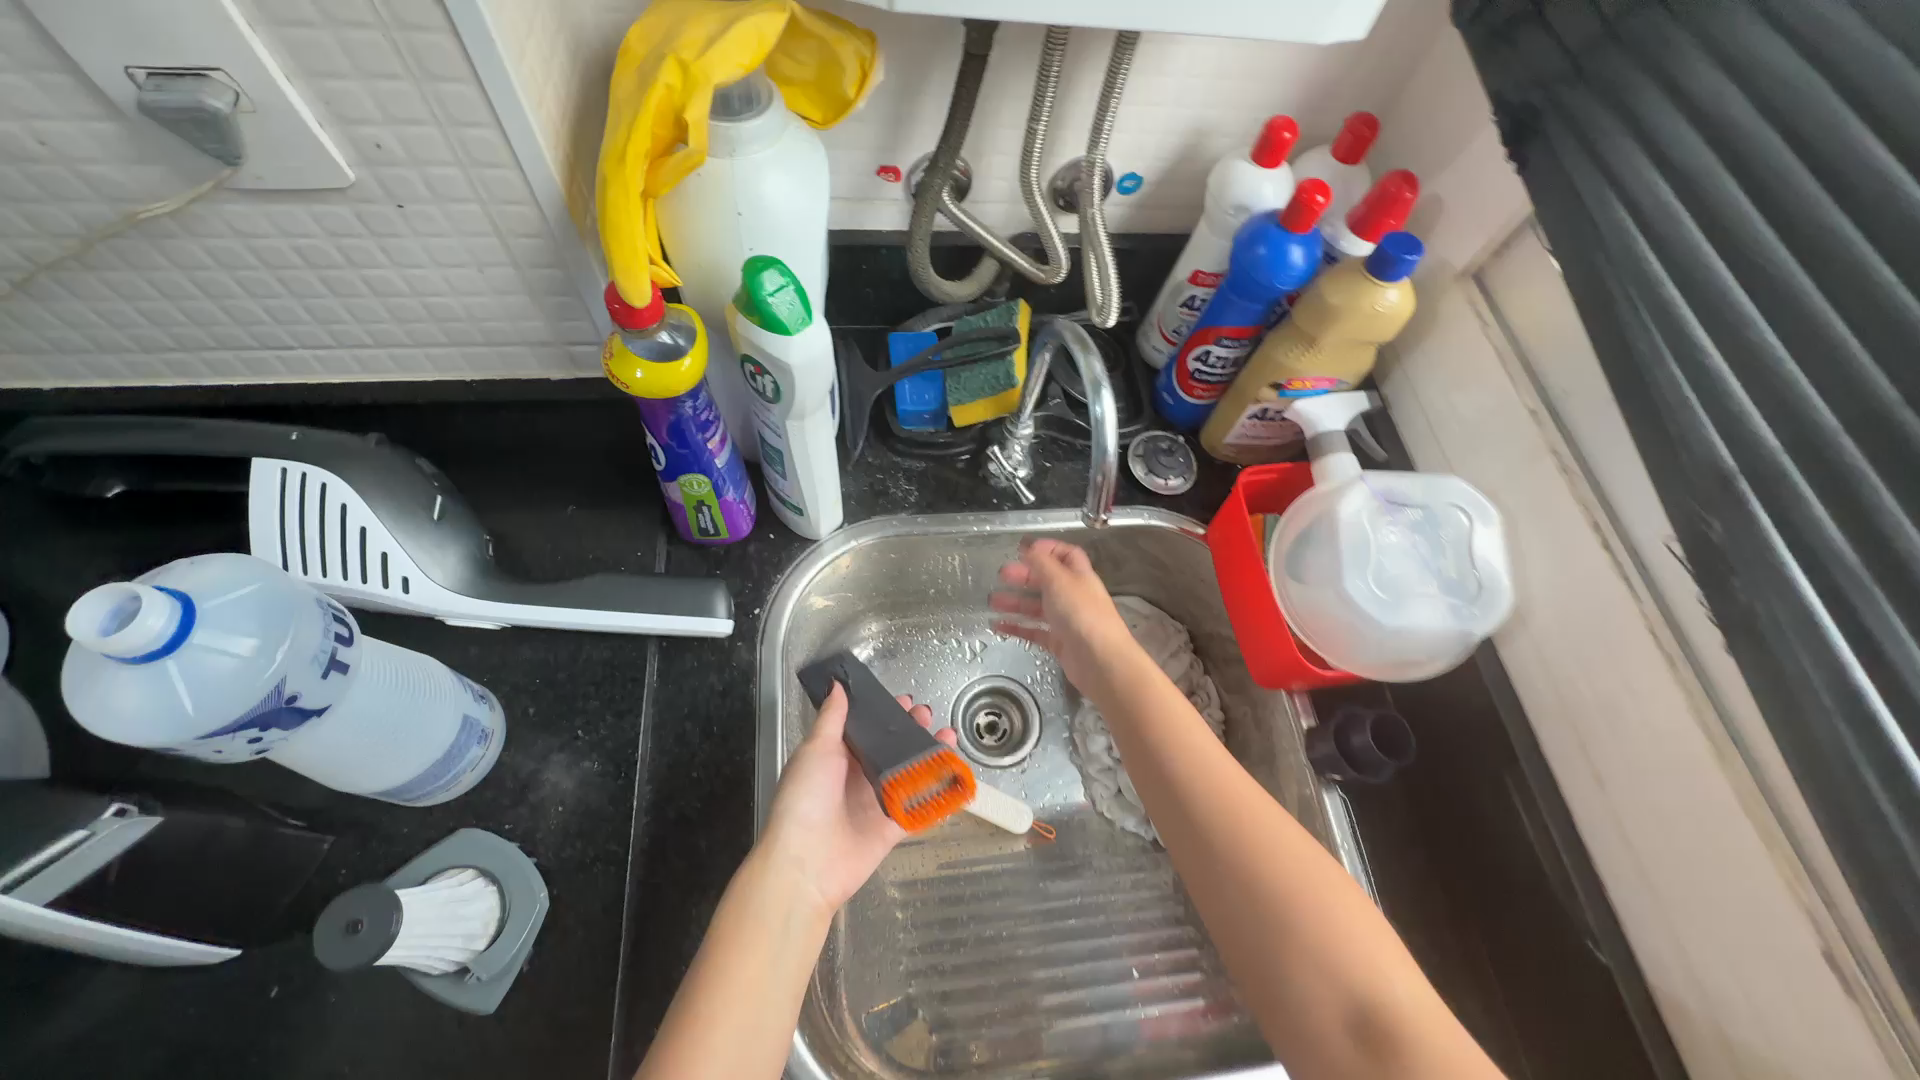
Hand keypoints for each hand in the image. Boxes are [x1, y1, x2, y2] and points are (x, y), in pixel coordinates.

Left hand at [758, 682, 957, 914]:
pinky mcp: (891, 828)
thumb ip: (832, 718)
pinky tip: (953, 773)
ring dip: (928, 755)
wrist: (806, 863)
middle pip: (890, 749)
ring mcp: (876, 803)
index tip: (905, 701)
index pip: (865, 729)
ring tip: (948, 736)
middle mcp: (856, 778)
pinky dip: (936, 792)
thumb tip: (837, 685)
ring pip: (908, 774)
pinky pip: (918, 807)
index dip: (885, 714)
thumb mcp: (816, 750)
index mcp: (835, 758)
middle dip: (910, 730)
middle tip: (927, 715)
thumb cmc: (805, 799)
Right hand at [990, 537, 1143, 697]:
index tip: (1024, 550)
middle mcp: (1074, 597)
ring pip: (1038, 608)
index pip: (1067, 555)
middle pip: (1047, 581)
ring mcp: (1067, 621)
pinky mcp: (1059, 643)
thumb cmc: (1082, 614)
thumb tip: (1029, 548)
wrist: (1099, 660)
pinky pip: (1034, 632)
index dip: (1048, 549)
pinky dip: (1017, 627)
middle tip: (1002, 575)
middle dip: (1024, 576)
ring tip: (993, 601)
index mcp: (1079, 577)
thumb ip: (1041, 562)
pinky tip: (999, 625)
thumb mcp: (1059, 580)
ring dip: (1016, 602)